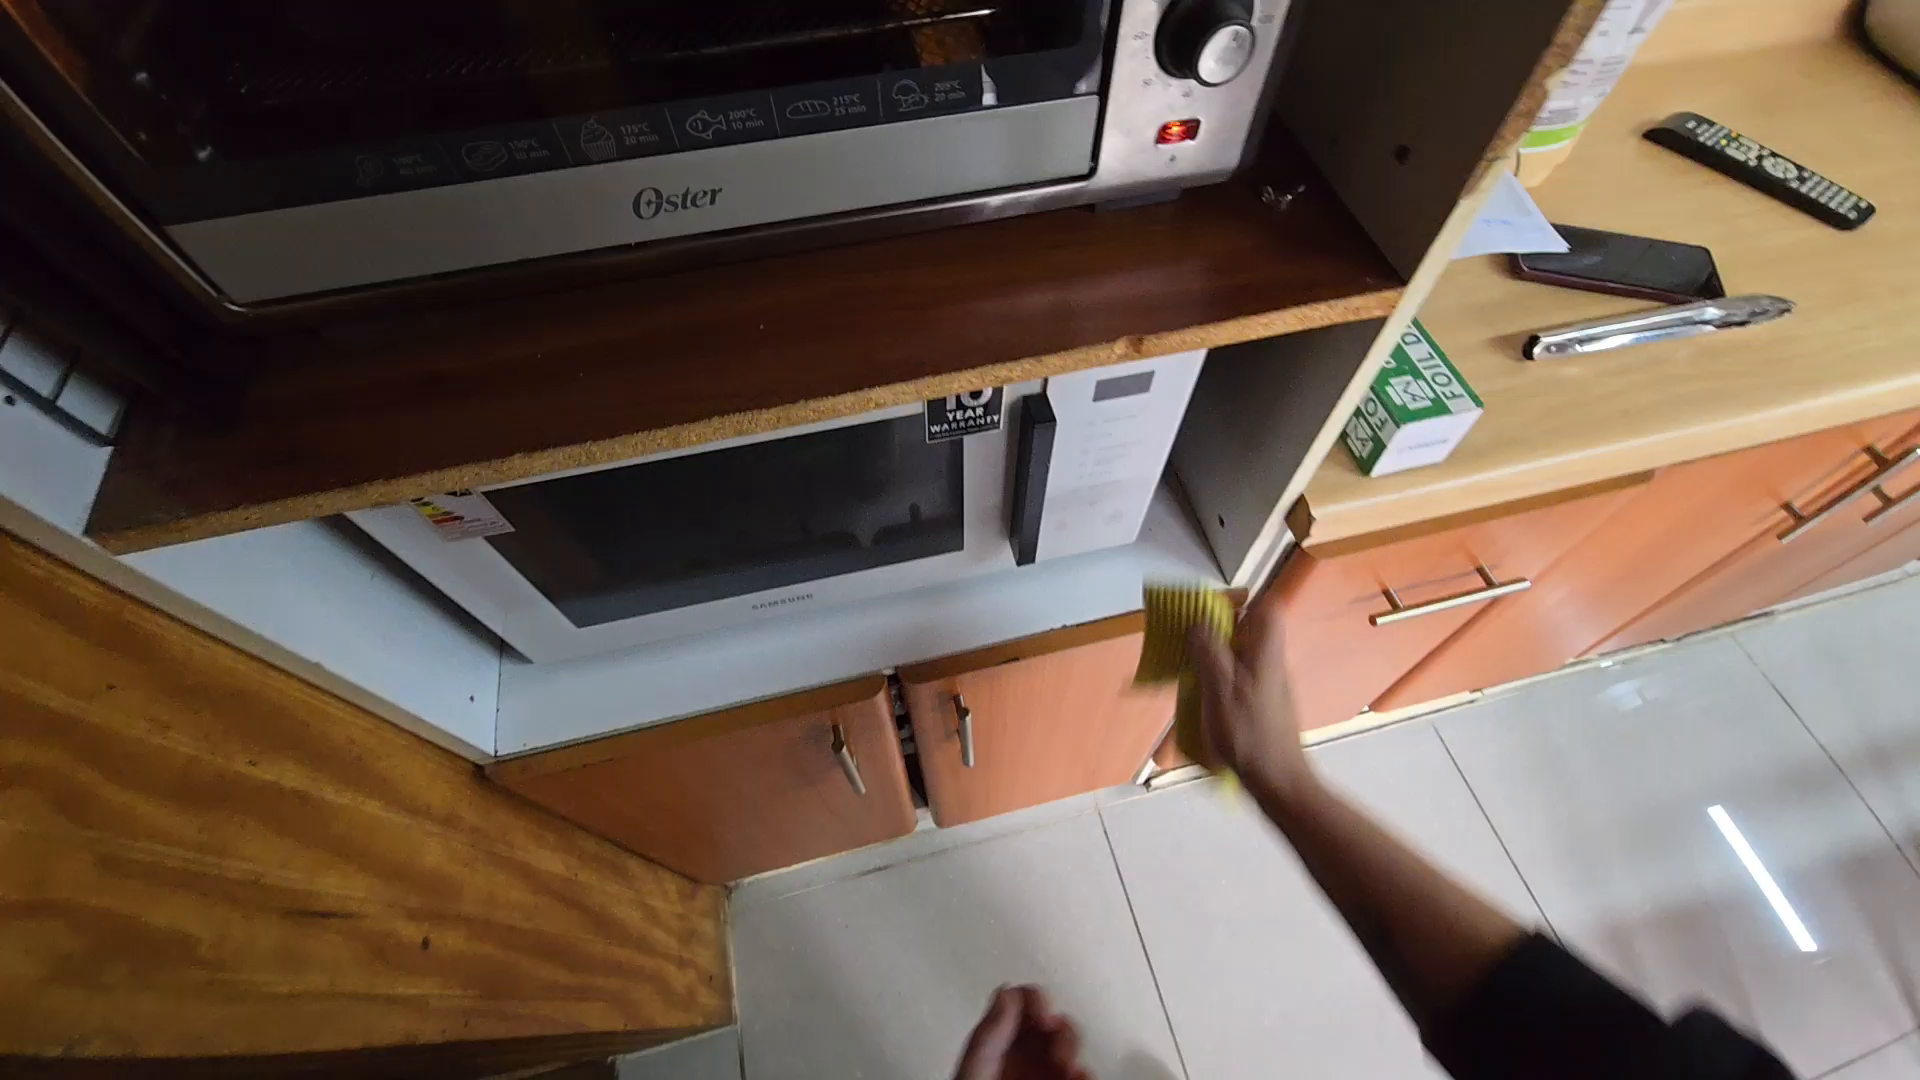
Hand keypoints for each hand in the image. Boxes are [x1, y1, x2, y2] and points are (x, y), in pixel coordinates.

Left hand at [953, 985, 1090, 1079]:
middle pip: (1050, 1022)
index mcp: (996, 1043)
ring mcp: (1041, 1077)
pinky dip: (1086, 1074)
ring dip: (1073, 1048)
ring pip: (1068, 1048)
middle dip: (1058, 1025)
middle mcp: (1021, 1058)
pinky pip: (1080, 1076)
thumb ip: (989, 1033)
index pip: (1020, 1003)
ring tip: (1068, 1065)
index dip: (1033, 999)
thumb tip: (1006, 992)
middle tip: (1055, 1038)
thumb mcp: (975, 1069)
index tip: (1040, 1010)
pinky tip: (1079, 1077)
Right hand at [1186, 600, 1316, 800]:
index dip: (1244, 600)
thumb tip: (1197, 621)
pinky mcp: (1265, 705)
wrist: (1279, 784)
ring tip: (1188, 667)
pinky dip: (1220, 679)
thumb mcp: (1220, 691)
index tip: (1213, 605)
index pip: (1267, 609)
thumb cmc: (1249, 736)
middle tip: (1190, 637)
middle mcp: (1272, 664)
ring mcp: (1271, 686)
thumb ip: (1209, 653)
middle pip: (1251, 630)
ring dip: (1216, 655)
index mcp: (1265, 655)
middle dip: (1220, 628)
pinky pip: (1241, 678)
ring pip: (1243, 655)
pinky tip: (1202, 697)